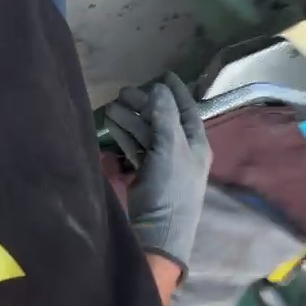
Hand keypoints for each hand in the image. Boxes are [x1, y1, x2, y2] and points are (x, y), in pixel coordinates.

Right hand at [104, 73, 210, 275]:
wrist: (157, 231)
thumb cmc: (171, 188)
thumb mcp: (170, 149)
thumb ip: (164, 116)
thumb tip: (158, 89)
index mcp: (195, 143)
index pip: (187, 109)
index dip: (176, 91)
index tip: (164, 73)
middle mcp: (181, 150)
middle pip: (161, 117)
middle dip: (143, 103)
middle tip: (123, 93)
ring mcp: (163, 162)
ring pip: (145, 131)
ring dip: (129, 118)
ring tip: (110, 108)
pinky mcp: (146, 172)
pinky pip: (135, 145)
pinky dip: (124, 134)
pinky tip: (110, 125)